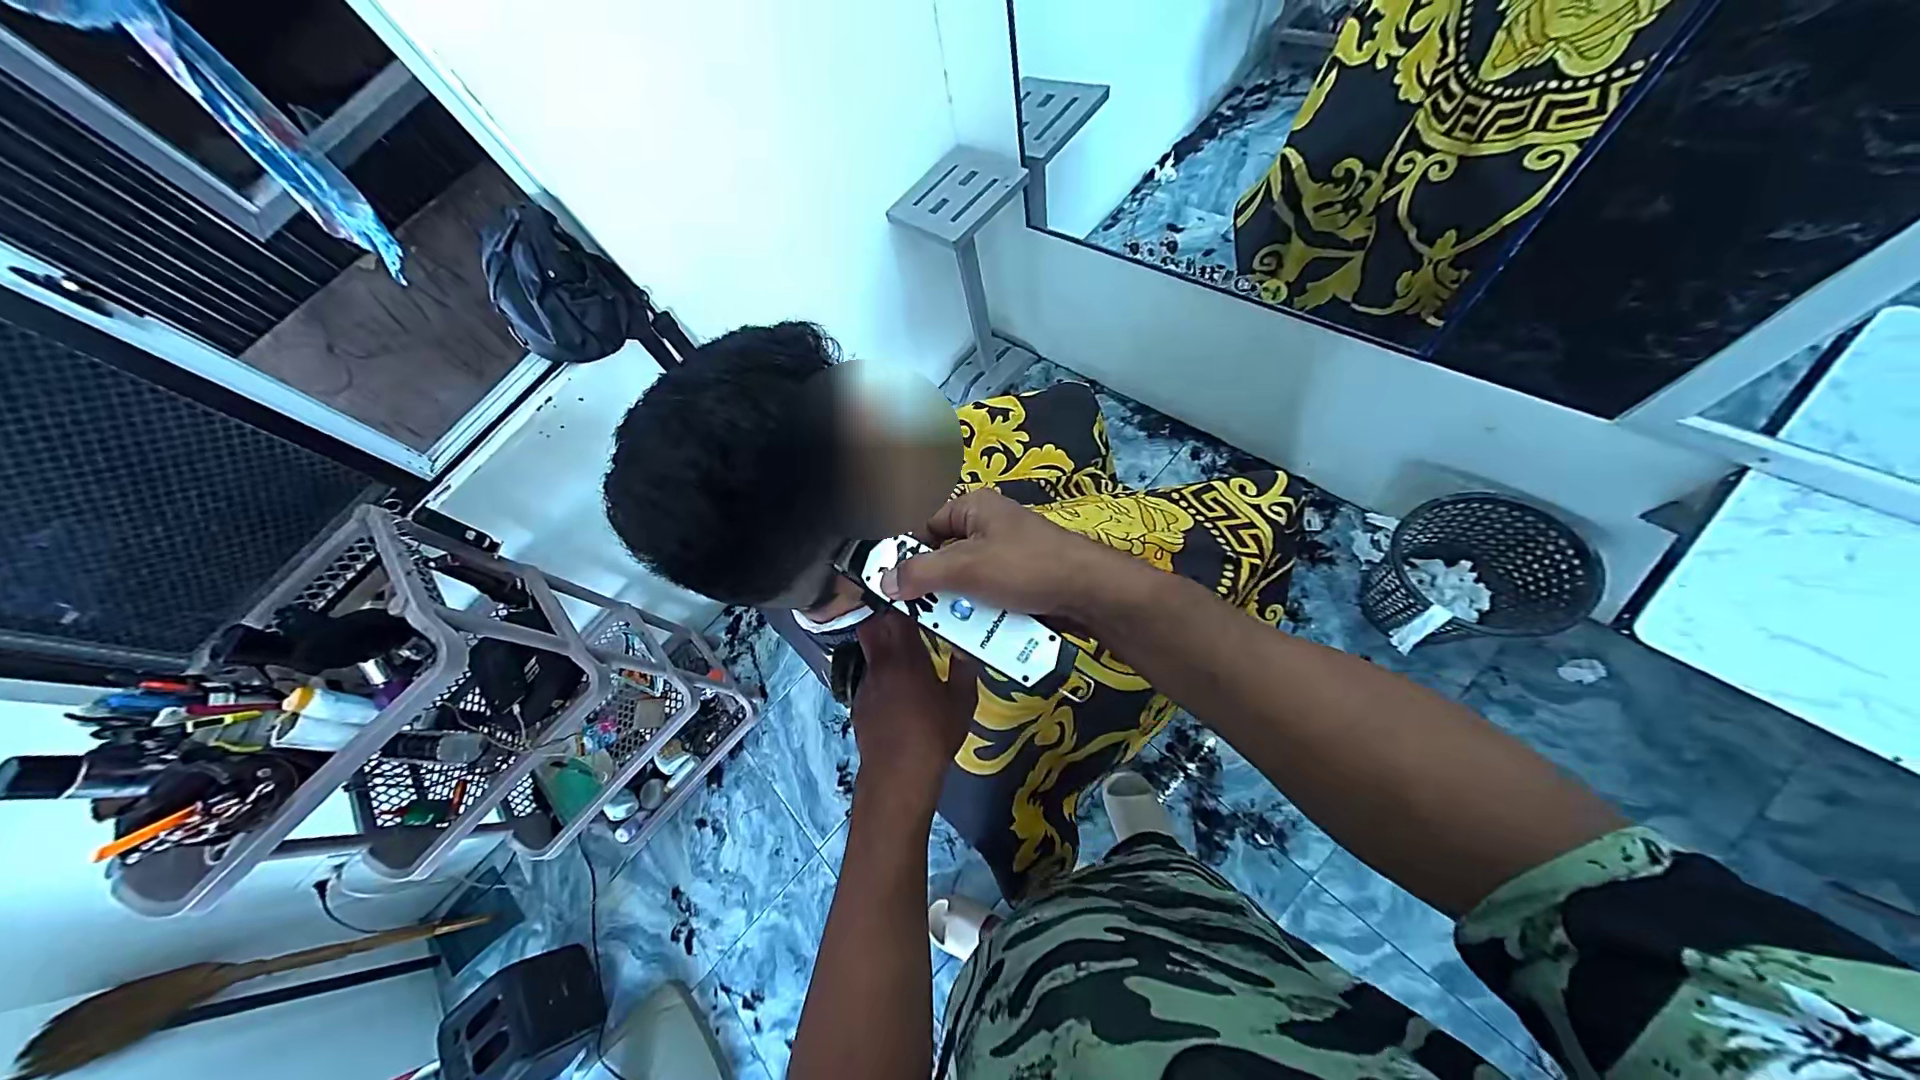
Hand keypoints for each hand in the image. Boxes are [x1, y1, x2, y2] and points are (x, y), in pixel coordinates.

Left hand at [849, 610, 976, 815]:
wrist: (898, 774)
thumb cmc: (935, 735)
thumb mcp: (962, 702)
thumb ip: (963, 670)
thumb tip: (964, 649)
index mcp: (907, 657)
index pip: (898, 616)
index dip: (905, 604)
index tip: (918, 600)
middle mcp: (881, 664)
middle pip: (872, 626)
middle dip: (886, 618)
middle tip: (907, 620)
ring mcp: (866, 684)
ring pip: (869, 652)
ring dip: (883, 647)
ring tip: (905, 656)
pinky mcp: (859, 703)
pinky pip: (869, 677)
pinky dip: (881, 675)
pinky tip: (897, 692)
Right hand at [881, 489, 1137, 619]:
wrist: (1092, 593)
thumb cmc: (1026, 568)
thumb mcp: (966, 568)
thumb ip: (920, 574)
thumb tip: (883, 581)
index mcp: (973, 508)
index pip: (924, 526)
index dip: (906, 554)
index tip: (891, 584)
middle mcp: (988, 528)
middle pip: (943, 560)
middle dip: (934, 591)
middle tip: (920, 615)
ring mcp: (1006, 557)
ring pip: (965, 585)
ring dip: (958, 610)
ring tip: (952, 633)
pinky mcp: (1020, 583)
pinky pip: (988, 598)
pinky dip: (980, 616)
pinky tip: (977, 638)